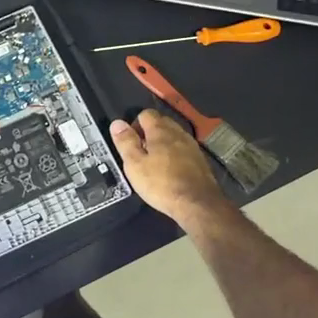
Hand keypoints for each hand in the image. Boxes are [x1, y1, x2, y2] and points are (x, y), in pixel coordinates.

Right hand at [109, 109, 229, 225]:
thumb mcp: (135, 165)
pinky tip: (170, 170)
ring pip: (174, 136)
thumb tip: (117, 123)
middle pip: (161, 122)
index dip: (135, 125)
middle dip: (149, 132)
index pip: (146, 114)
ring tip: (154, 162)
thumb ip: (126, 142)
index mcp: (160, 131)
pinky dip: (175, 153)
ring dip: (163, 143)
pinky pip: (183, 148)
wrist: (197, 203)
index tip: (130, 142)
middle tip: (140, 152)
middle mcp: (178, 133)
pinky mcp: (200, 159)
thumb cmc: (161, 184)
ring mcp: (192, 145)